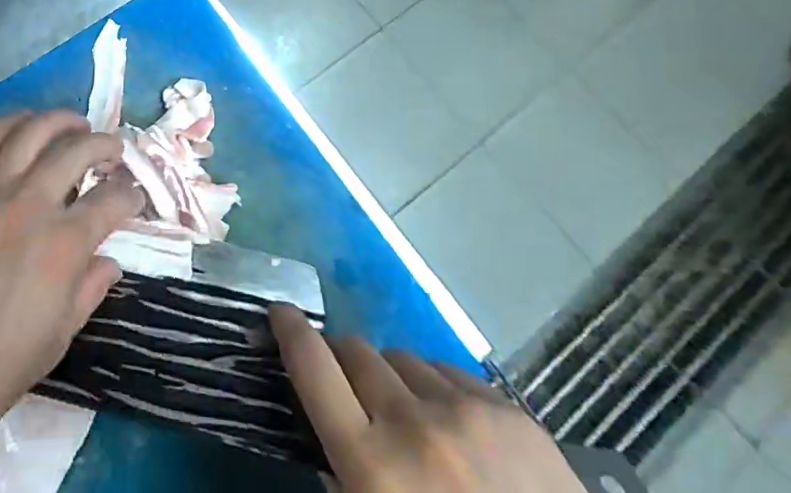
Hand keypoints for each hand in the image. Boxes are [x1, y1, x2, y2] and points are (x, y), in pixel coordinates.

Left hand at [0, 111, 143, 491]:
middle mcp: (30, 205)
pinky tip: (26, 126)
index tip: (133, 198)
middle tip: (113, 152)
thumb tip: (109, 261)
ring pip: (33, 131)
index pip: (111, 201)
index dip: (130, 195)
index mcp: (64, 245)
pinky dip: (13, 122)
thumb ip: (90, 288)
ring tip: (76, 124)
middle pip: (78, 150)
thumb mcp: (60, 335)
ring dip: (62, 120)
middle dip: (105, 145)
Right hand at [271, 305, 581, 492]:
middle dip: (344, 361)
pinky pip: (451, 372)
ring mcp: (464, 410)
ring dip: (394, 379)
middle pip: (356, 351)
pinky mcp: (509, 410)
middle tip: (351, 387)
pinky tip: (458, 428)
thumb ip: (344, 483)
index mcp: (371, 464)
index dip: (291, 332)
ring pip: (403, 358)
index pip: (313, 369)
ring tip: (414, 419)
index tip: (281, 313)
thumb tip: (332, 443)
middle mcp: (411, 422)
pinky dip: (439, 389)